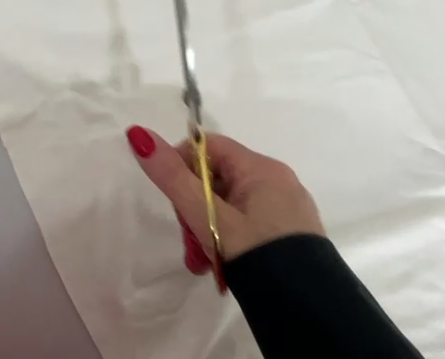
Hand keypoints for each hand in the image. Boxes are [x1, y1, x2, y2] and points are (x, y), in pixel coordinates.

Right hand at [126, 125, 324, 274]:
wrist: (307, 314)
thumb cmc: (254, 252)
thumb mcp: (204, 214)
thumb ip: (170, 174)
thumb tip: (137, 132)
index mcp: (261, 168)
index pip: (205, 146)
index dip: (181, 166)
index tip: (174, 200)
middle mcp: (278, 181)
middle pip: (214, 178)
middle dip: (192, 207)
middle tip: (188, 239)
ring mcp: (287, 209)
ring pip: (228, 204)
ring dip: (206, 227)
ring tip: (201, 260)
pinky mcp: (291, 234)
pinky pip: (247, 223)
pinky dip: (228, 238)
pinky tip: (220, 264)